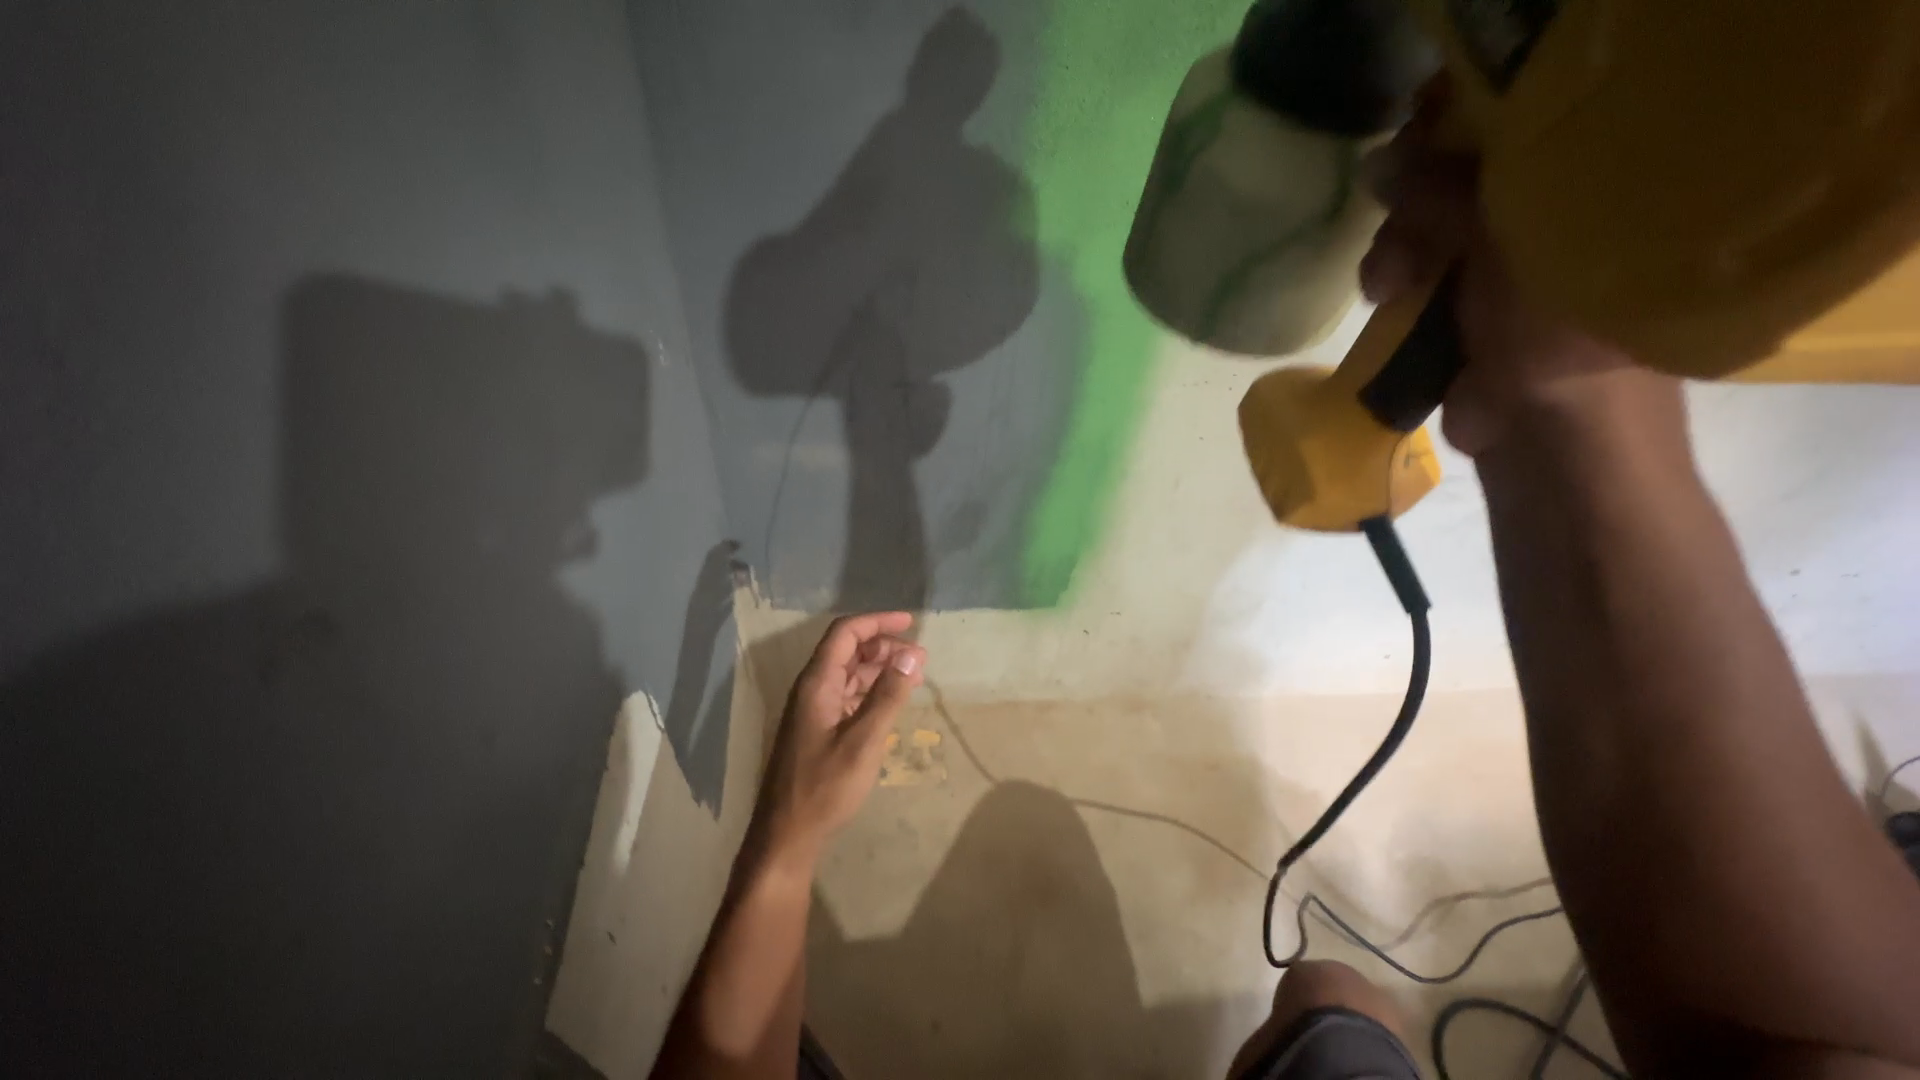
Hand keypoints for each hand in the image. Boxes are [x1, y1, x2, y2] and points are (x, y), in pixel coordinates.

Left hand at [751, 612, 926, 864]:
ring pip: (847, 673)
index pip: (845, 634)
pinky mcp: (816, 730)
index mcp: (816, 684)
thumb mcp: (864, 741)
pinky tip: (890, 702)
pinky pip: (846, 695)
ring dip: (878, 668)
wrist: (786, 833)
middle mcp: (811, 690)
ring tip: (912, 675)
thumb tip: (913, 653)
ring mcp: (812, 710)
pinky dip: (870, 690)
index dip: (877, 622)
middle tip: (918, 656)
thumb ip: (888, 696)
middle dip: (883, 645)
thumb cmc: (825, 787)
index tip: (910, 623)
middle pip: (846, 650)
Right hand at [1358, 80, 1667, 457]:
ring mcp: (1517, 285)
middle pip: (1457, 198)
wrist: (1561, 452)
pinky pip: (1429, 296)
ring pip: (1435, 248)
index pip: (1501, 147)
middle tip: (1390, 268)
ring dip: (1400, 267)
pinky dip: (1408, 304)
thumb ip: (1438, 202)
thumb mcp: (1497, 252)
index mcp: (1584, 199)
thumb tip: (1378, 161)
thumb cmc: (1553, 340)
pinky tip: (1397, 321)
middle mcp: (1554, 232)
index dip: (1441, 153)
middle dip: (1411, 226)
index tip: (1397, 179)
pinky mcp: (1482, 330)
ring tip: (1385, 298)